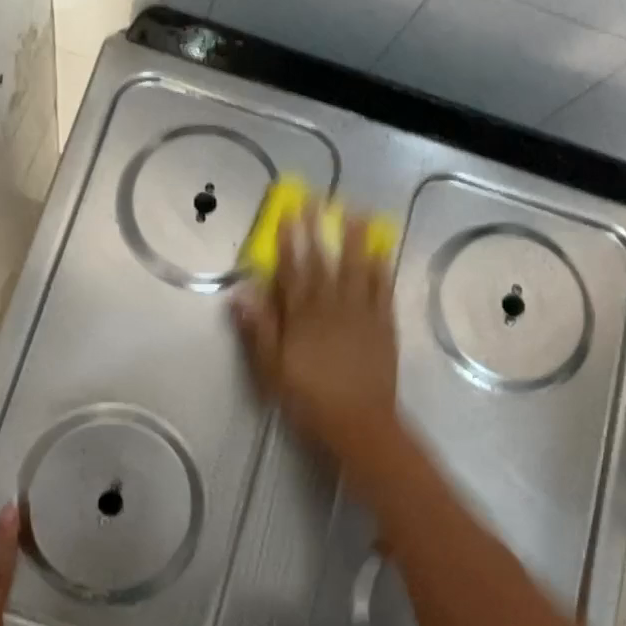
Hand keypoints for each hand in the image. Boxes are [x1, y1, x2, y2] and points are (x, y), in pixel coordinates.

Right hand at [233, 207, 400, 465]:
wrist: (359, 423)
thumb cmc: (307, 399)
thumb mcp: (271, 370)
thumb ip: (258, 330)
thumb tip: (241, 294)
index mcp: (301, 317)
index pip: (292, 270)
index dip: (289, 240)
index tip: (287, 214)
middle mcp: (332, 307)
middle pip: (324, 261)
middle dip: (318, 230)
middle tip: (318, 201)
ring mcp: (361, 315)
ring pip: (358, 269)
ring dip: (356, 240)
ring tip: (356, 213)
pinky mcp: (384, 327)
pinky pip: (382, 291)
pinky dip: (382, 269)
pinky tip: (383, 252)